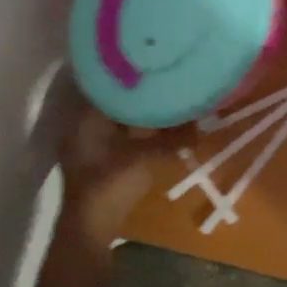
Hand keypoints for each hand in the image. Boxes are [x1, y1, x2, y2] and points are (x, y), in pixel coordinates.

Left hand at [35, 69, 192, 251]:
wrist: (91, 228)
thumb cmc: (111, 186)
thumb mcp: (146, 158)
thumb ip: (174, 139)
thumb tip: (203, 124)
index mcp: (86, 117)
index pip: (105, 81)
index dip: (128, 69)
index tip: (151, 58)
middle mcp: (83, 124)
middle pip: (113, 97)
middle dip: (138, 88)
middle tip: (165, 75)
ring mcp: (89, 142)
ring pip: (117, 115)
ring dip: (139, 108)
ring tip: (167, 94)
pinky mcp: (100, 156)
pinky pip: (120, 132)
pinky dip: (138, 126)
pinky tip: (160, 122)